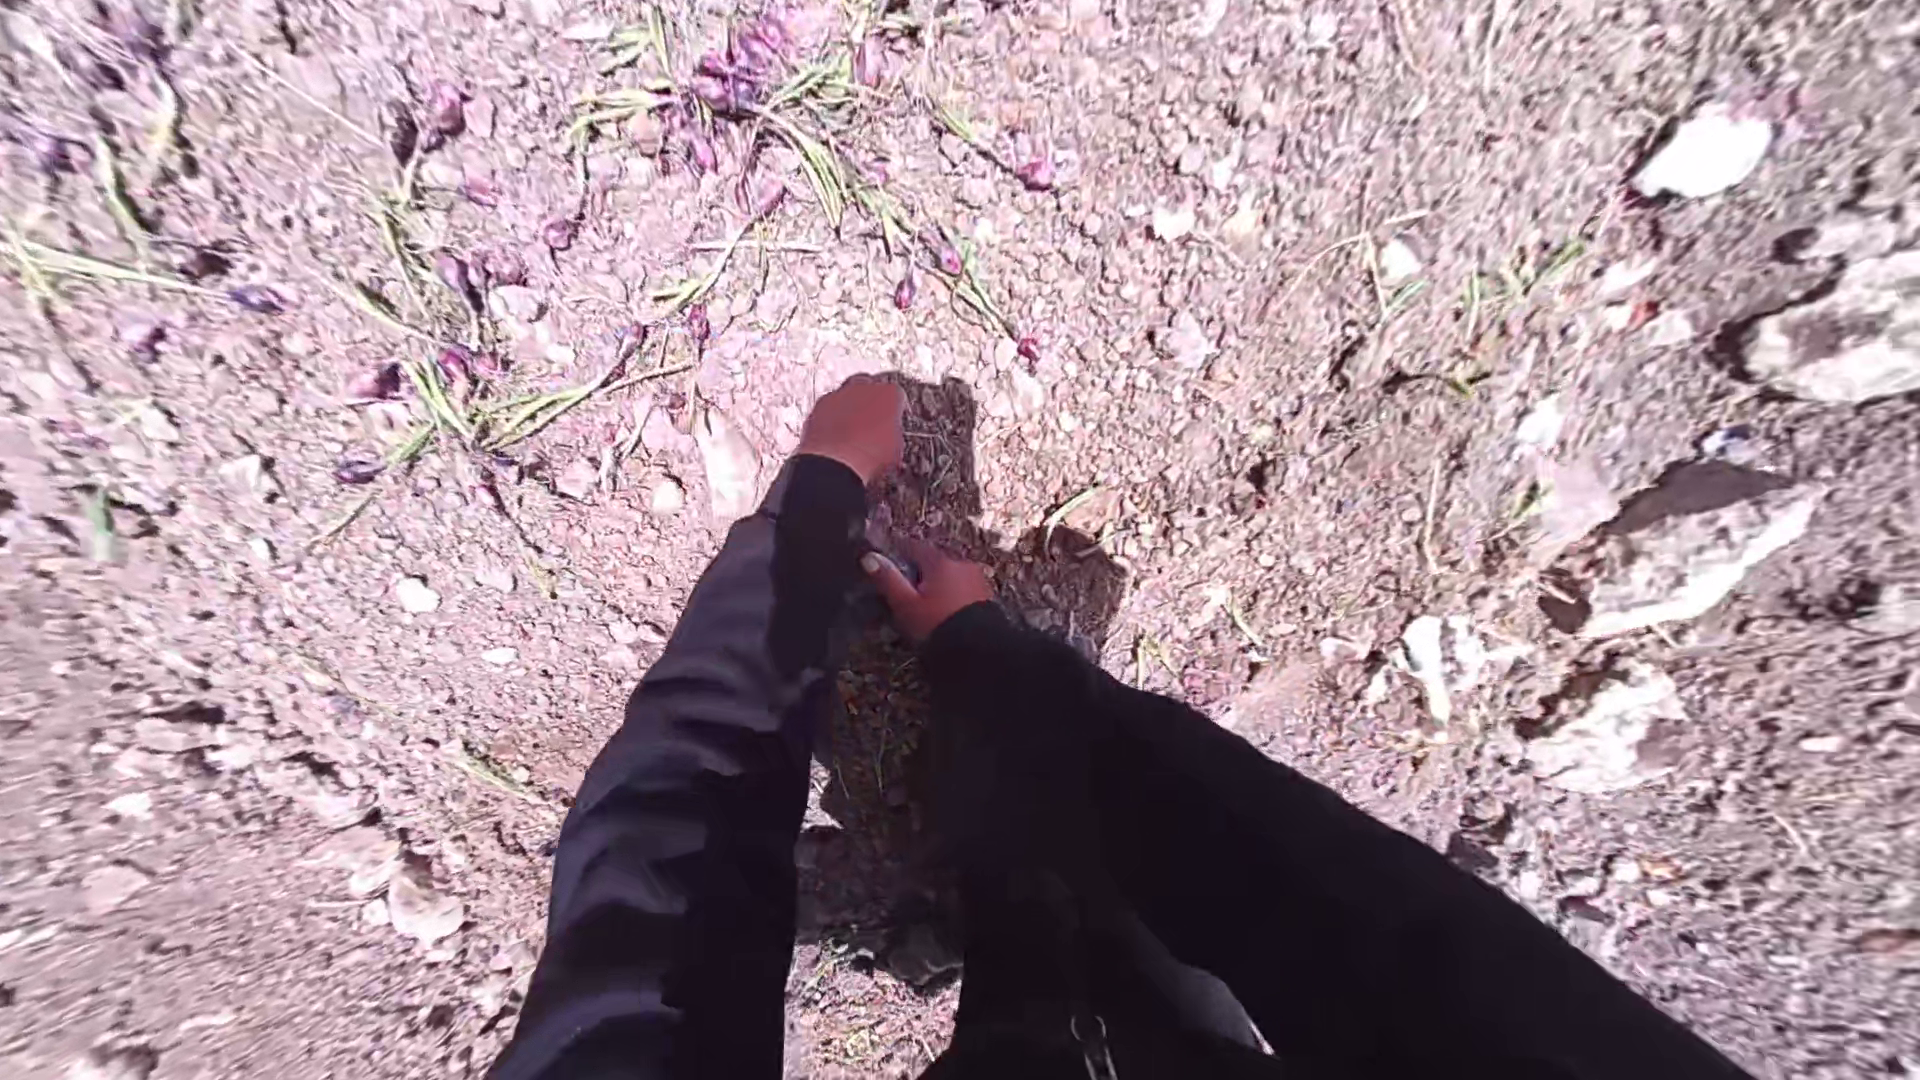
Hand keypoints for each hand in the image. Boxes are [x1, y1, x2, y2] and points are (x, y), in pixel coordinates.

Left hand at [795, 375, 905, 484]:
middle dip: (869, 402)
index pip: (896, 394)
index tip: (893, 420)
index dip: (895, 409)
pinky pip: (826, 410)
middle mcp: (861, 388)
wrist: (835, 464)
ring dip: (848, 410)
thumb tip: (890, 440)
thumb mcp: (895, 450)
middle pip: (867, 387)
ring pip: (845, 397)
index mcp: (888, 394)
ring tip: (852, 433)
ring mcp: (836, 396)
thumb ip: (893, 434)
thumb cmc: (868, 456)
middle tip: (872, 422)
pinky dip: (830, 420)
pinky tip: (835, 438)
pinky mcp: (816, 409)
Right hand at [862, 541, 994, 641]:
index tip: (886, 560)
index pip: (912, 547)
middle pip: (932, 562)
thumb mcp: (906, 604)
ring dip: (936, 585)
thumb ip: (887, 579)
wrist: (979, 651)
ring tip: (923, 605)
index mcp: (939, 562)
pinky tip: (943, 613)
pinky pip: (962, 590)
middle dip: (918, 572)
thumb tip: (868, 558)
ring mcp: (976, 580)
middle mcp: (961, 565)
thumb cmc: (938, 625)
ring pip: (948, 576)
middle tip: (903, 588)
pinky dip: (951, 596)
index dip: (896, 552)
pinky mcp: (986, 597)